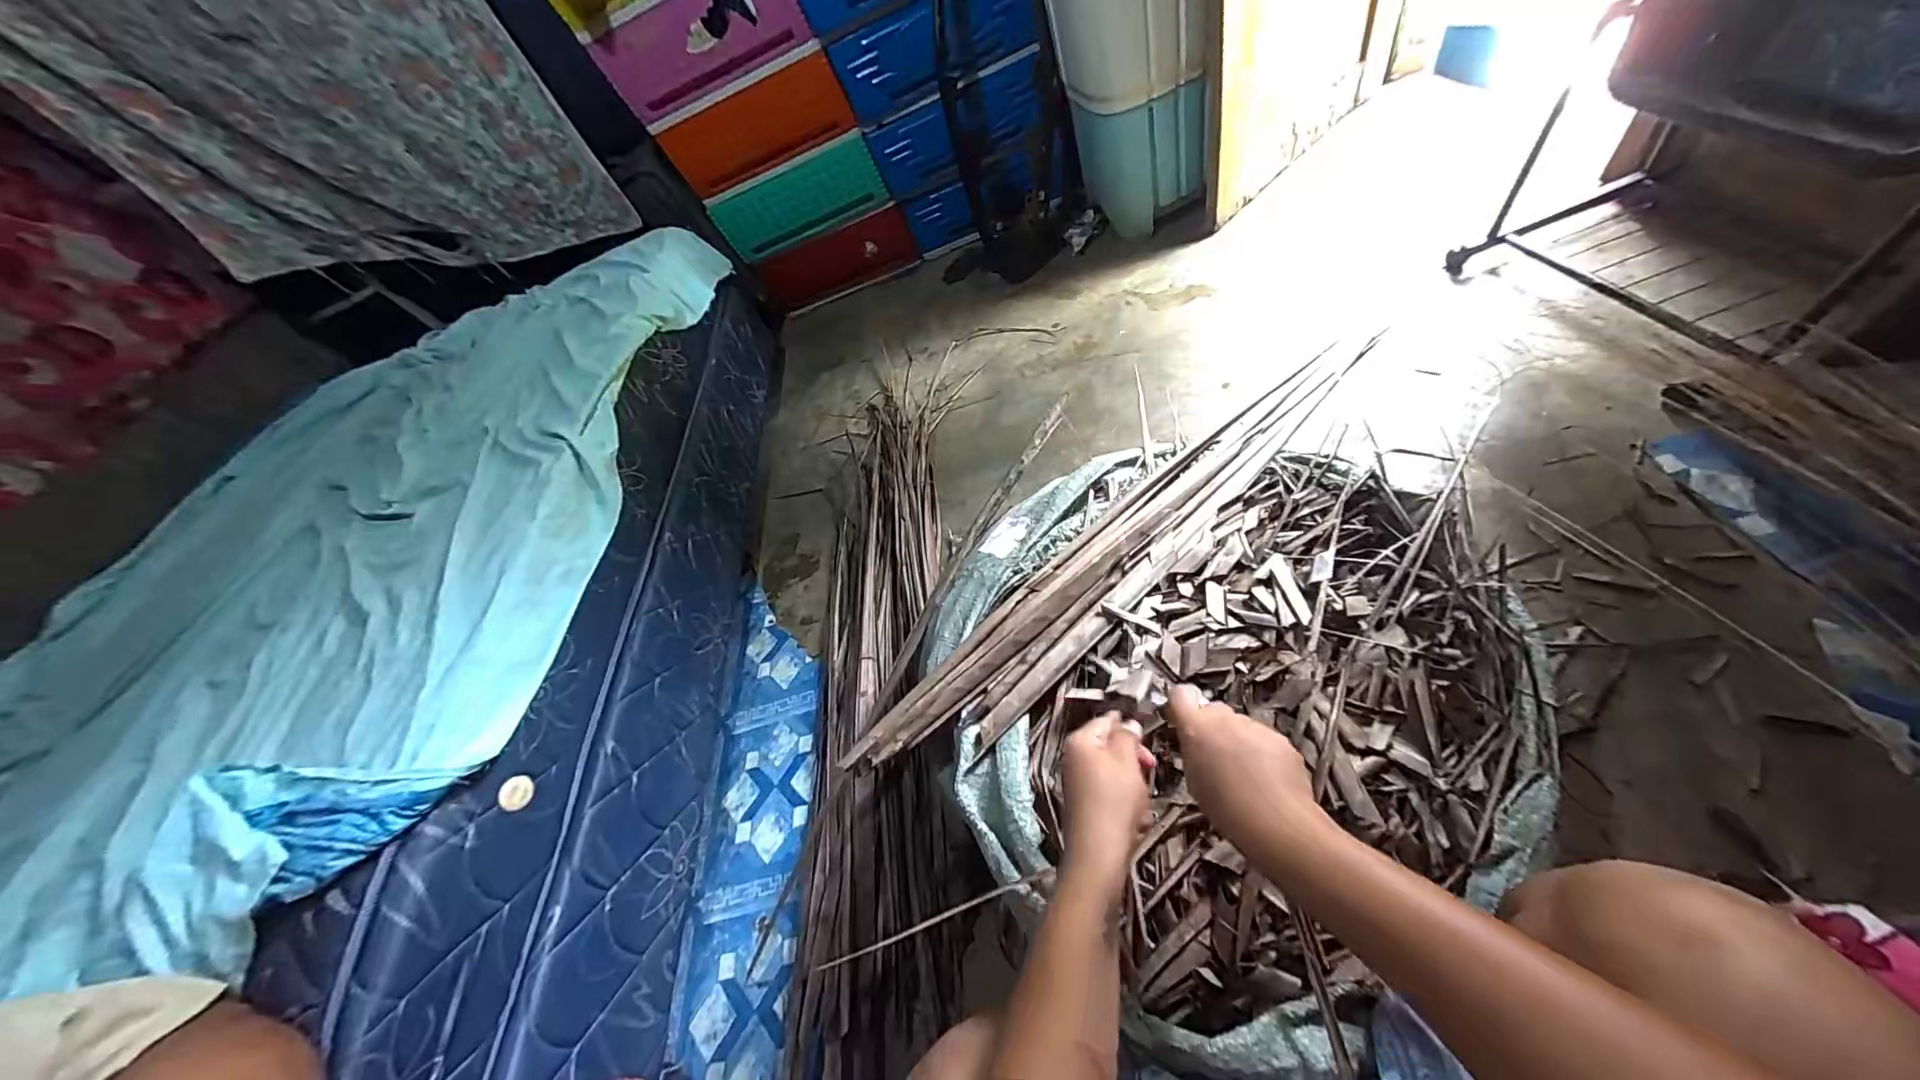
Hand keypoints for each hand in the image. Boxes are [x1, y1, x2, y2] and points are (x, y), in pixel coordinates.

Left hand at [1061, 711, 1155, 891]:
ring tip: (1141, 797)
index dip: (1128, 725)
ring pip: (1114, 770)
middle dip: (1133, 756)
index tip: (1147, 736)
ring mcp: (1078, 781)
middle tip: (1149, 766)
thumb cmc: (1114, 801)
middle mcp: (1074, 758)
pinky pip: (1111, 791)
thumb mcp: (1127, 760)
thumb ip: (1128, 736)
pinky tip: (1135, 813)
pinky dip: (1126, 799)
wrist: (1099, 851)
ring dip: (1133, 780)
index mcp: (1080, 741)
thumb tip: (1128, 723)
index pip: (1106, 720)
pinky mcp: (1086, 803)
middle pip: (1110, 746)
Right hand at [1166, 684, 1331, 856]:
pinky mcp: (1281, 739)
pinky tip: (1267, 779)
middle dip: (1214, 728)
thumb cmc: (1225, 807)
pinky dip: (1263, 752)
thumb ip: (1193, 752)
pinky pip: (1265, 740)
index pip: (1180, 695)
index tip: (1184, 720)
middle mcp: (1225, 719)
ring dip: (1239, 741)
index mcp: (1196, 727)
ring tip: (1246, 773)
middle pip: (1214, 711)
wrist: (1275, 821)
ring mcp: (1255, 726)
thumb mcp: (1193, 780)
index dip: (1181, 705)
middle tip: (1216, 755)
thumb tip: (1198, 745)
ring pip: (1241, 726)